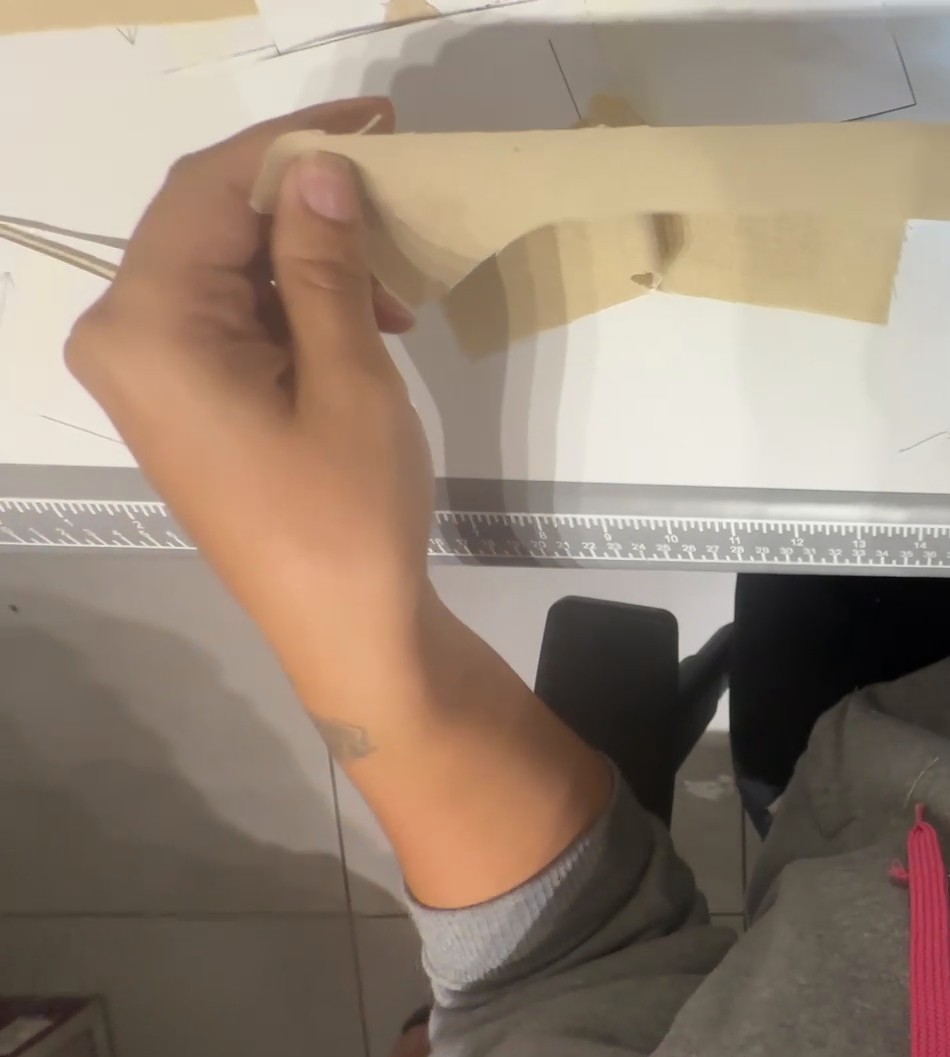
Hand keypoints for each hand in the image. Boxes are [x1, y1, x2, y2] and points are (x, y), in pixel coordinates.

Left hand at [65, 98, 432, 715]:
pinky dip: (301, 310)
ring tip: (395, 299)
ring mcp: (156, 373)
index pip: (207, 194)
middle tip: (399, 210)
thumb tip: (319, 172)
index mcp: (150, 324)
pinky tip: (361, 333)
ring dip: (312, 265)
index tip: (376, 123)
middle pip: (210, 231)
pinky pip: (238, 324)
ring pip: (230, 278)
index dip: (290, 145)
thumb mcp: (351, 381)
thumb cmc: (350, 504)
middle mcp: (127, 336)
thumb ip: (324, 272)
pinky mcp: (193, 402)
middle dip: (306, 208)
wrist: (342, 616)